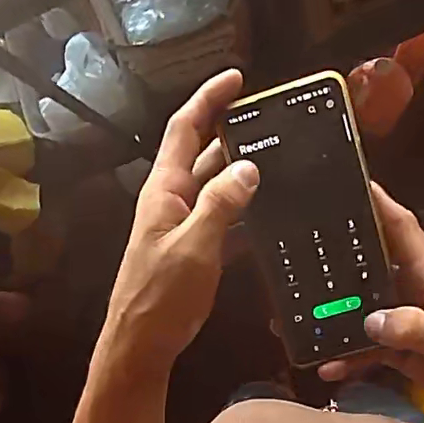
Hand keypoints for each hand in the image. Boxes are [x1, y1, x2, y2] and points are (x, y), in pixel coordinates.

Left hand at [100, 70, 257, 376]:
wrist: (142, 343)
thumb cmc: (160, 294)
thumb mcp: (193, 246)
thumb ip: (220, 204)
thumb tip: (248, 166)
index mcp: (165, 190)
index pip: (184, 129)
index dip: (208, 99)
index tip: (237, 79)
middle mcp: (173, 199)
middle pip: (204, 154)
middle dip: (234, 133)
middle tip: (273, 122)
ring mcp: (184, 225)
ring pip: (217, 188)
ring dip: (243, 173)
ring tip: (281, 160)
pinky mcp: (195, 249)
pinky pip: (223, 220)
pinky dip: (244, 213)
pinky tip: (270, 213)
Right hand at [319, 184, 423, 422]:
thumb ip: (414, 328)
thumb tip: (370, 321)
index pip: (401, 228)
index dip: (379, 203)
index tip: (351, 182)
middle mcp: (410, 288)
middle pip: (369, 264)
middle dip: (339, 256)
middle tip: (299, 249)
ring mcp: (401, 318)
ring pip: (359, 307)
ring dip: (332, 314)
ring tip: (295, 318)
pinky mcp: (396, 345)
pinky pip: (363, 345)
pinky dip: (346, 355)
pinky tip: (326, 366)